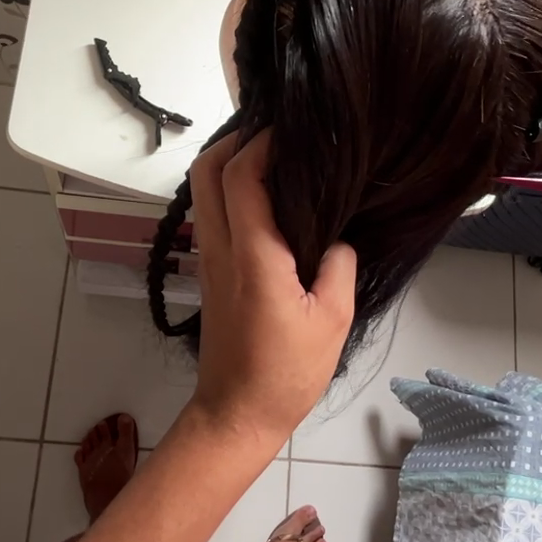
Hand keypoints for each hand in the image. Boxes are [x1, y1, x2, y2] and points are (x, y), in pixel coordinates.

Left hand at [185, 131, 356, 441]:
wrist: (236, 414)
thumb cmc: (286, 372)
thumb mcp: (332, 321)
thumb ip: (339, 267)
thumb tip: (337, 238)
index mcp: (252, 255)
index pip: (242, 176)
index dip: (262, 141)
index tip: (295, 127)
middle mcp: (220, 248)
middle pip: (205, 171)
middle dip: (233, 139)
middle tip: (276, 132)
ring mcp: (209, 259)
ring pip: (203, 191)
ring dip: (228, 162)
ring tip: (274, 156)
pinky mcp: (210, 272)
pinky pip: (212, 213)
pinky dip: (229, 189)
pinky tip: (266, 196)